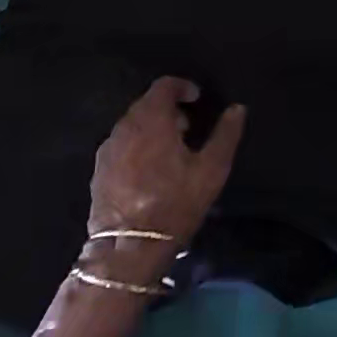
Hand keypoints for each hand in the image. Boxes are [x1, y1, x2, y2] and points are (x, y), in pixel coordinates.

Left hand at [87, 76, 245, 247]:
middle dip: (168, 109)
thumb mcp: (211, 170)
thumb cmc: (174, 204)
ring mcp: (108, 148)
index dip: (182, 86)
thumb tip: (237, 108)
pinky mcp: (98, 170)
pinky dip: (136, 145)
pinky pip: (121, 144)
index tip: (197, 99)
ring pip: (133, 124)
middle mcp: (125, 126)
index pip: (164, 85)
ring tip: (170, 151)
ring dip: (152, 127)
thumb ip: (225, 134)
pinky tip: (148, 170)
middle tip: (187, 129)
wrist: (127, 251)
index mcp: (151, 119)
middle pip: (147, 103)